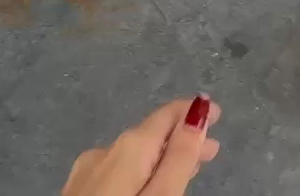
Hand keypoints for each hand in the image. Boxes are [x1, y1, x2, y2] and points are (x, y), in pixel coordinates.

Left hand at [61, 96, 220, 195]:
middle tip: (210, 152)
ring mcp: (83, 177)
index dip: (194, 111)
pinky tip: (144, 190)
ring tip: (184, 173)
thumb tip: (198, 110)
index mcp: (128, 147)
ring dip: (160, 160)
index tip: (216, 115)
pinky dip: (138, 176)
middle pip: (150, 136)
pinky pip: (115, 176)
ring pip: (132, 158)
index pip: (167, 114)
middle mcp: (103, 153)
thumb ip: (180, 156)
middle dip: (181, 140)